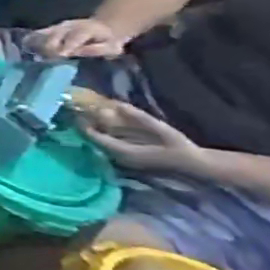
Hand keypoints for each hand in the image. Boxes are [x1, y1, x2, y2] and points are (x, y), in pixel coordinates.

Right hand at [27, 18, 127, 58]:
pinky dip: (32, 39)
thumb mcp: (112, 47)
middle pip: (56, 34)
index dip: (69, 44)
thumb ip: (97, 50)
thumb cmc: (108, 42)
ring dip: (39, 44)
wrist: (104, 27)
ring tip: (34, 54)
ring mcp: (59, 26)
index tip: (62, 55)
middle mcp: (70, 25)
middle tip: (47, 60)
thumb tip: (77, 53)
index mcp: (87, 29)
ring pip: (46, 33)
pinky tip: (25, 46)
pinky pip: (39, 33)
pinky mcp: (51, 28)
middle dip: (51, 47)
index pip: (76, 36)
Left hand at [80, 99, 208, 174]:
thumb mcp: (162, 129)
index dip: (83, 124)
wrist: (193, 164)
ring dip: (94, 129)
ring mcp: (122, 158)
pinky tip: (104, 124)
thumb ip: (141, 118)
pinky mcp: (128, 157)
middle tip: (79, 109)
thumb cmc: (179, 146)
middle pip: (94, 139)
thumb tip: (119, 105)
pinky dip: (104, 134)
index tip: (76, 110)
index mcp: (123, 151)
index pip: (94, 137)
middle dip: (87, 124)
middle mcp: (118, 156)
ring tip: (88, 113)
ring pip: (101, 142)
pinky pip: (109, 145)